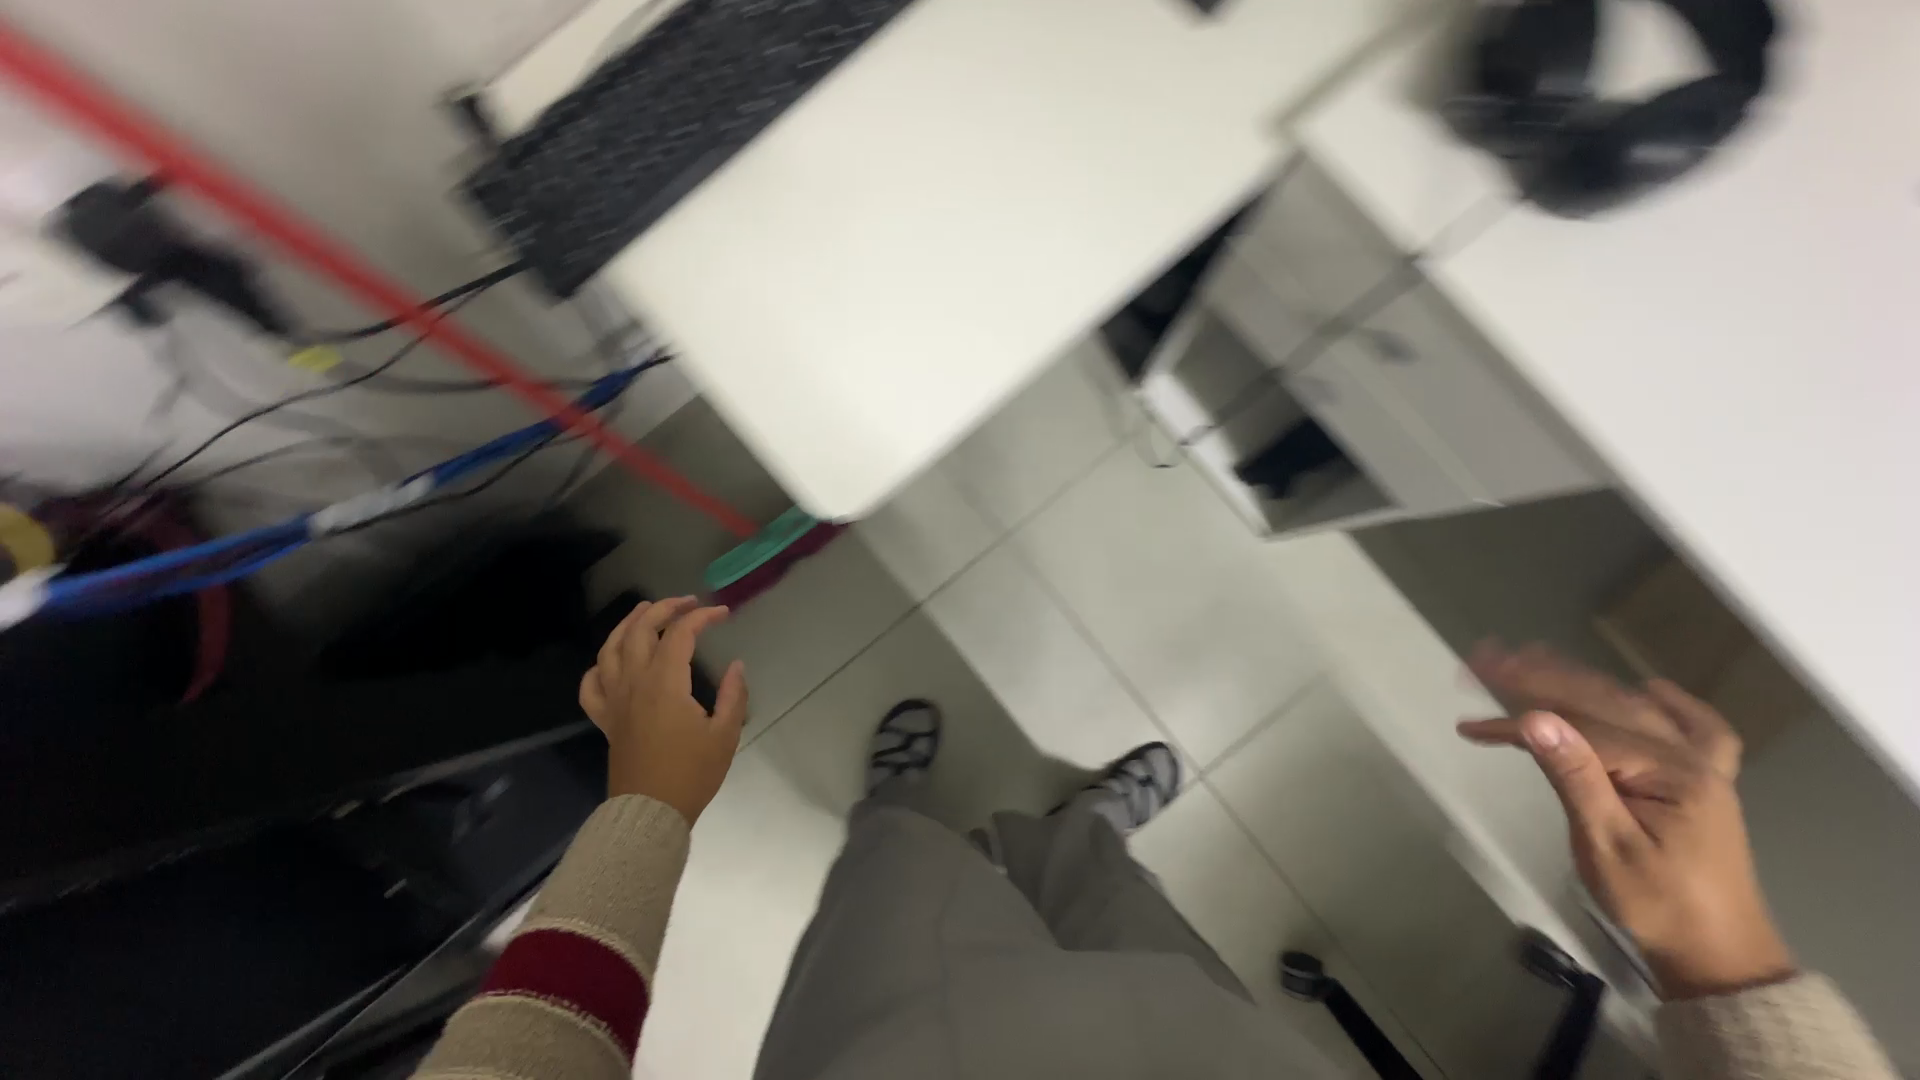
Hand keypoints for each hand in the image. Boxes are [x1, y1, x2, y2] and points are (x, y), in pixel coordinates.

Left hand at [579, 597, 748, 826]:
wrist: (650, 814)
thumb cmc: (691, 774)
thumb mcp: (725, 735)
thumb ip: (733, 696)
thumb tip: (737, 666)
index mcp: (664, 684)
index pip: (680, 634)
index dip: (702, 617)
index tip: (723, 614)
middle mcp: (634, 684)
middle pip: (640, 631)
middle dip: (663, 609)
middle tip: (686, 602)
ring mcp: (614, 701)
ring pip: (610, 650)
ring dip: (627, 625)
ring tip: (644, 612)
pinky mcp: (606, 720)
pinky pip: (591, 686)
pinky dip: (598, 667)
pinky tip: (612, 661)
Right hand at [1458, 644, 1793, 1000]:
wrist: (1718, 955)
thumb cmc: (1655, 903)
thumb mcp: (1605, 844)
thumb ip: (1574, 776)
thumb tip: (1535, 719)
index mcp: (1667, 772)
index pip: (1575, 731)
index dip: (1516, 724)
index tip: (1467, 726)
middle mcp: (1686, 757)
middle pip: (1601, 703)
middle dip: (1537, 677)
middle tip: (1485, 658)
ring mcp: (1699, 767)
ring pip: (1632, 707)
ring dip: (1578, 678)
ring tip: (1531, 654)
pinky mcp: (1702, 783)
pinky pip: (1698, 730)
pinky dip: (1672, 704)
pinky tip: (1648, 687)